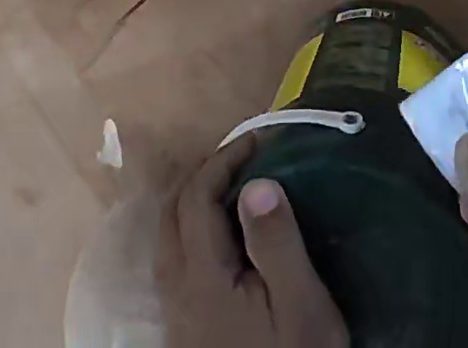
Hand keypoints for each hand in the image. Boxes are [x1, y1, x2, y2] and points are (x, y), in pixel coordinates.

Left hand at [156, 137, 348, 347]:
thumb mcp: (300, 306)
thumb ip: (275, 242)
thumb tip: (257, 182)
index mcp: (203, 279)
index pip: (197, 198)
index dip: (223, 159)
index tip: (258, 139)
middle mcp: (178, 290)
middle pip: (171, 212)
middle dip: (203, 172)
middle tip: (244, 156)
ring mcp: (175, 312)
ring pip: (168, 236)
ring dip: (194, 197)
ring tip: (234, 184)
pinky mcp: (182, 328)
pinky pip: (174, 256)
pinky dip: (193, 224)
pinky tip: (222, 232)